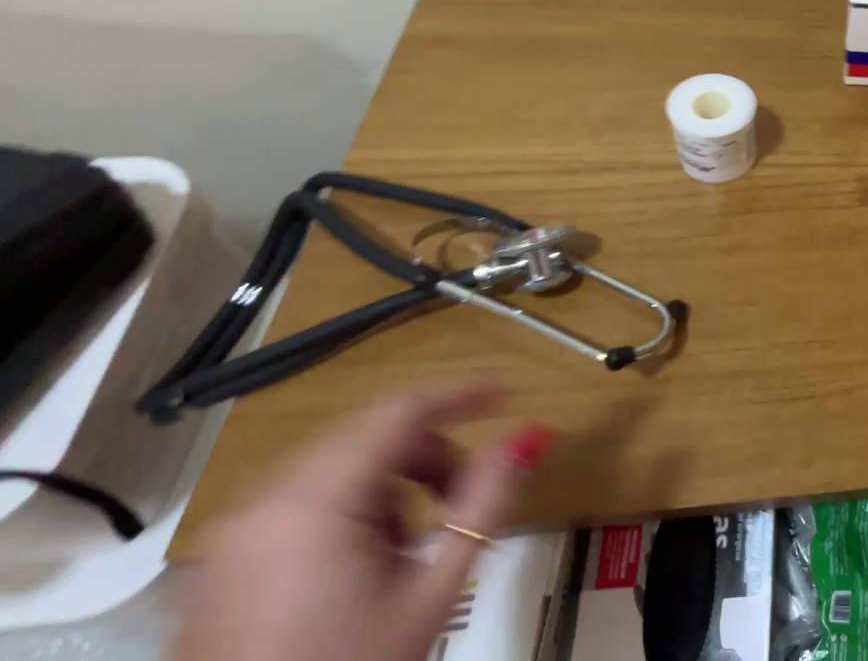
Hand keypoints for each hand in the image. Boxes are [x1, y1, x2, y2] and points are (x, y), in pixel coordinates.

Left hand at [171, 385, 556, 660]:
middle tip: (469, 496)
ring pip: (335, 466)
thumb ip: (486, 499)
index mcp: (312, 502)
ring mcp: (232, 534)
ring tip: (418, 542)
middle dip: (429, 453)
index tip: (509, 397)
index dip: (462, 395)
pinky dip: (350, 507)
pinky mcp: (220, 564)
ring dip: (392, 482)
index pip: (399, 411)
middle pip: (367, 436)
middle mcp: (260, 503)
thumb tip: (530, 436)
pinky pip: (301, 501)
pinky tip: (370, 562)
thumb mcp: (435, 589)